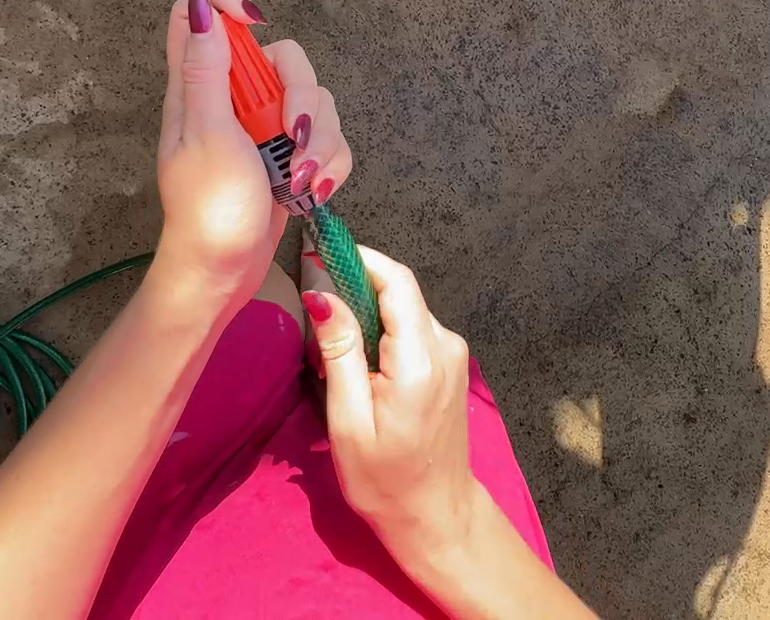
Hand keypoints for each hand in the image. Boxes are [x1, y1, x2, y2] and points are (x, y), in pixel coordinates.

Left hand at [154, 0, 350, 307]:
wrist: (227, 272)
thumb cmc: (209, 209)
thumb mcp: (206, 136)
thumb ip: (207, 71)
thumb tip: (203, 8)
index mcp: (199, 86)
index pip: (198, 13)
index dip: (226, 2)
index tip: (255, 22)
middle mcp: (235, 98)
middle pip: (281, 56)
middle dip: (301, 95)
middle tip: (293, 137)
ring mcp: (266, 126)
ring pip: (314, 99)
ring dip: (321, 142)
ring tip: (304, 181)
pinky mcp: (292, 154)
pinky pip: (328, 137)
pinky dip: (330, 163)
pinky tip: (315, 192)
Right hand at [307, 247, 483, 565]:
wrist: (437, 516)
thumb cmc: (385, 480)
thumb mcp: (348, 420)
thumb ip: (338, 350)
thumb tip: (320, 293)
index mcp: (420, 358)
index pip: (396, 282)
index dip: (360, 258)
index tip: (320, 253)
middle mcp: (445, 344)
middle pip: (399, 291)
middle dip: (355, 286)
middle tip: (316, 308)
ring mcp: (453, 352)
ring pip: (404, 308)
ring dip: (367, 312)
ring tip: (333, 346)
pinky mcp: (451, 360)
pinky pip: (412, 327)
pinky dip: (382, 329)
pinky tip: (360, 361)